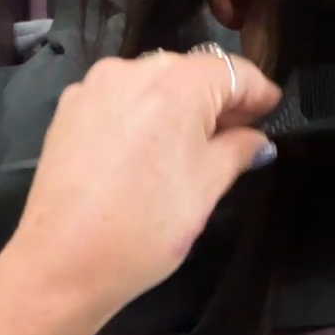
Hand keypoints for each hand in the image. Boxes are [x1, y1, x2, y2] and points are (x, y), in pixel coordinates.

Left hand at [0, 51, 282, 334]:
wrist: (62, 264)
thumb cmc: (144, 230)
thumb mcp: (205, 190)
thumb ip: (237, 152)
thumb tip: (257, 139)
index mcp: (175, 83)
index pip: (232, 71)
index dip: (258, 93)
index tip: (271, 112)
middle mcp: (131, 71)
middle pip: (188, 73)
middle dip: (215, 100)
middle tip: (234, 137)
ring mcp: (93, 89)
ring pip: (150, 85)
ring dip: (175, 108)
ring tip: (187, 149)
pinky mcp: (67, 113)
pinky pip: (118, 103)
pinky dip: (139, 118)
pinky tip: (144, 154)